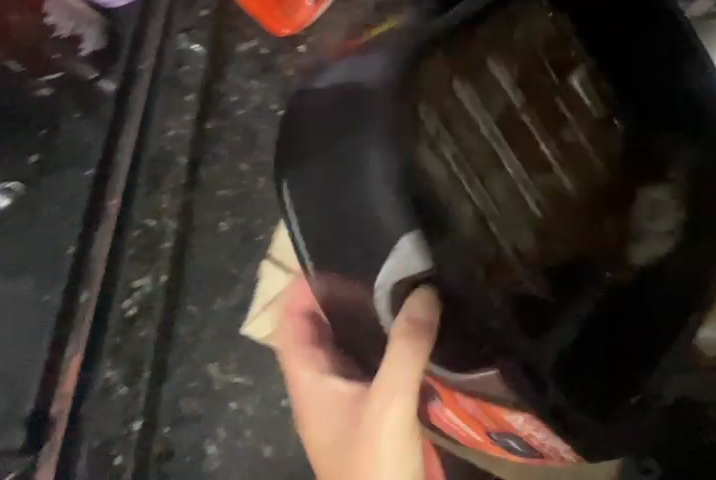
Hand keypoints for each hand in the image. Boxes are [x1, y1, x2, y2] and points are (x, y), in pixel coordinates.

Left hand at [271, 280, 443, 479]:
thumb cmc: (373, 468)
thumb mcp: (391, 402)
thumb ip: (407, 344)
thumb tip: (425, 291)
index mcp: (310, 385)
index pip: (290, 326)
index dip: (302, 291)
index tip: (331, 257)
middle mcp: (322, 391)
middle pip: (318, 333)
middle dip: (338, 298)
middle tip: (374, 261)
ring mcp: (346, 405)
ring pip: (346, 350)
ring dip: (363, 319)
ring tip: (396, 283)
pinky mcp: (372, 416)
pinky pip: (371, 366)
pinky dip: (384, 342)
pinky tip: (413, 328)